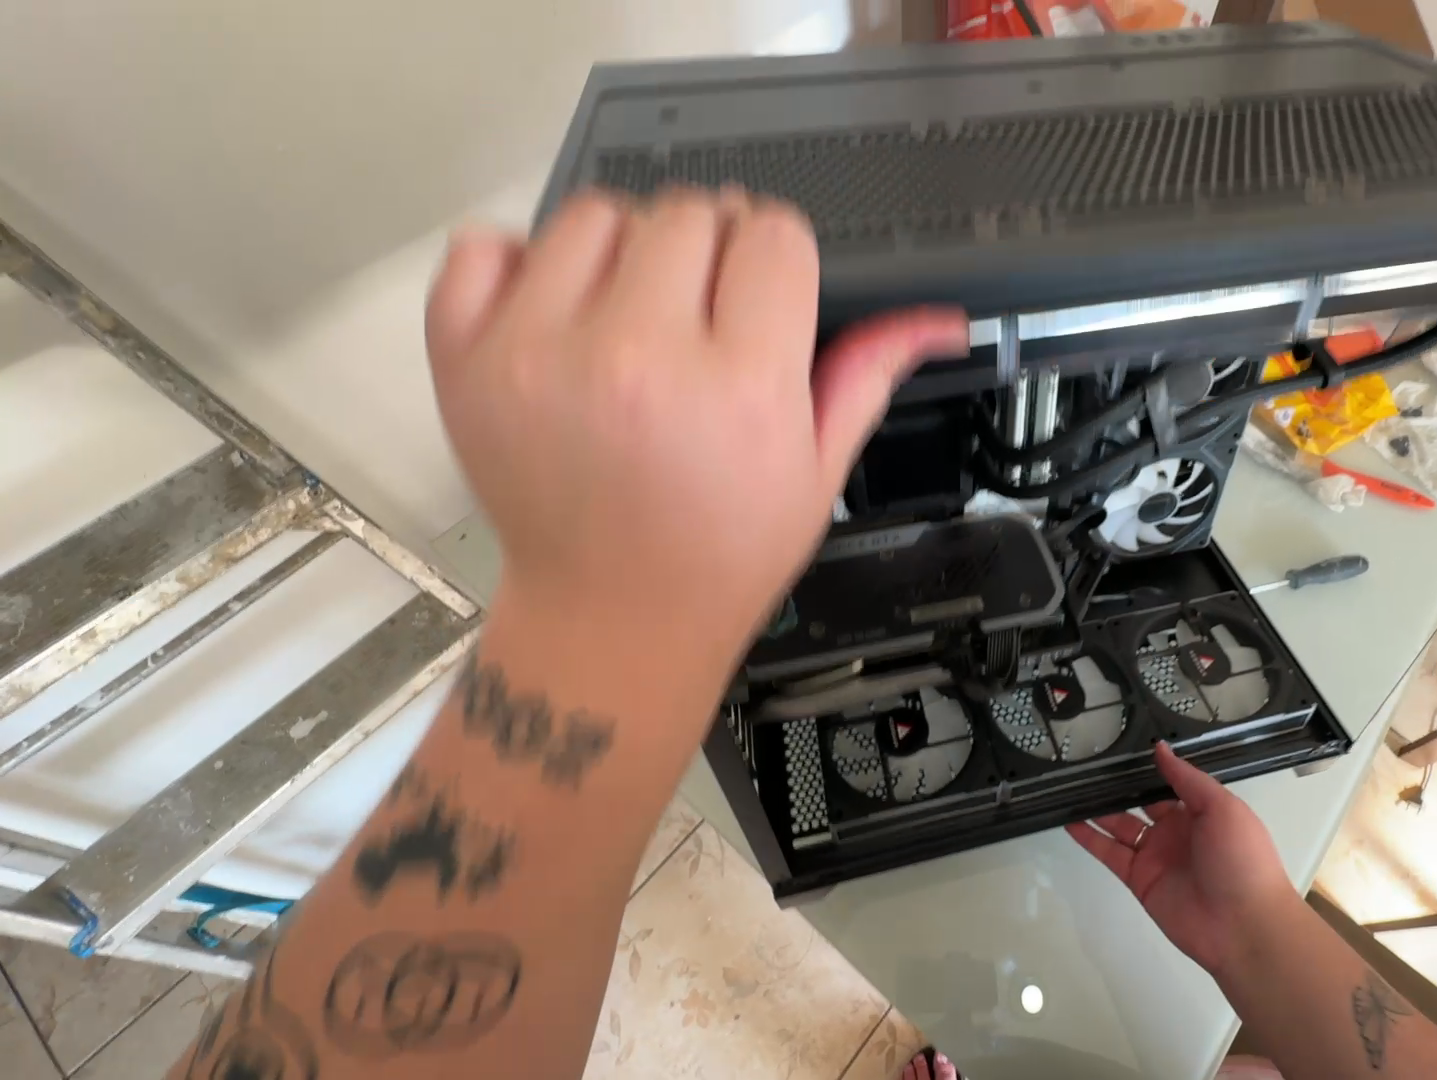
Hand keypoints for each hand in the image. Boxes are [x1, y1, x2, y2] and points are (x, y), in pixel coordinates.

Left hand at [424, 189, 968, 661]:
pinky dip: (527, 265)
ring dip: (630, 253)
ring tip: (640, 322)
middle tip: (709, 319)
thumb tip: (935, 321)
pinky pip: (488, 245)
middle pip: (690, 212)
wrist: (616, 616)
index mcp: (741, 388)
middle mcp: (638, 358)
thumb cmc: (722, 555)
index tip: (767, 289)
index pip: (772, 235)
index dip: (780, 257)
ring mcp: (539, 354)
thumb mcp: (817, 471)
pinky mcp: (467, 361)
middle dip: (713, 252)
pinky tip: (564, 316)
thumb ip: (869, 374)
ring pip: (598, 214)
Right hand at [1067, 742, 1295, 976]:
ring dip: (1097, 809)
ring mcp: (1155, 856)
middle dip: (1117, 787)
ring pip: (1119, 826)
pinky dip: (1089, 839)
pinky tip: (1069, 820)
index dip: (1145, 768)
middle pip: (1139, 803)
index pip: (1167, 784)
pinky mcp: (1139, 879)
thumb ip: (1186, 777)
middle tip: (1086, 764)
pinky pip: (1110, 854)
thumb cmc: (1241, 859)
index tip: (1120, 748)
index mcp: (1199, 812)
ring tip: (1069, 787)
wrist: (1244, 927)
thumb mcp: (1222, 807)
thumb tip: (1160, 747)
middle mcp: (1175, 831)